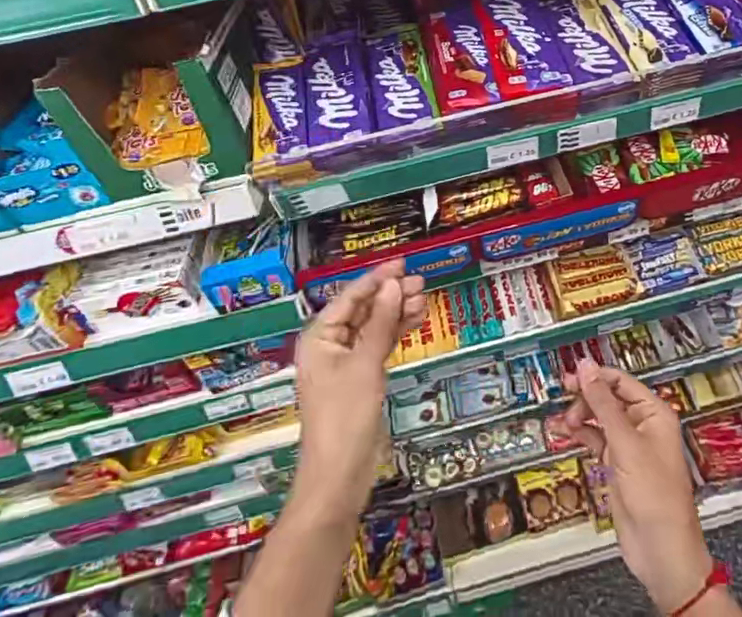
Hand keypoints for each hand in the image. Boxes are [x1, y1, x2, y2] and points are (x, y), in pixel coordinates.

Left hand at [291, 260, 424, 521]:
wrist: (339, 477)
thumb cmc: (345, 418)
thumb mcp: (365, 366)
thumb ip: (380, 324)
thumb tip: (392, 285)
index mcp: (319, 338)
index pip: (349, 298)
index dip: (375, 279)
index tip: (401, 263)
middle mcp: (330, 346)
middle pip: (362, 310)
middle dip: (390, 295)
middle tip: (420, 282)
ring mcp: (346, 364)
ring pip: (373, 327)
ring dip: (396, 312)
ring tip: (423, 298)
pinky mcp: (361, 379)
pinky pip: (379, 346)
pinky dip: (395, 333)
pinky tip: (415, 319)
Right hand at [552, 360, 714, 612]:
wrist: (660, 549)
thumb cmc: (657, 497)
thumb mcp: (625, 443)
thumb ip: (602, 403)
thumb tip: (587, 369)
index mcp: (654, 413)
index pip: (621, 381)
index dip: (596, 376)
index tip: (571, 375)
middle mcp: (642, 425)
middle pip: (607, 397)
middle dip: (585, 396)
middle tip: (564, 396)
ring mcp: (628, 445)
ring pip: (598, 417)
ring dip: (578, 415)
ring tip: (563, 421)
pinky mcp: (616, 463)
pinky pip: (594, 438)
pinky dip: (579, 434)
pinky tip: (564, 431)